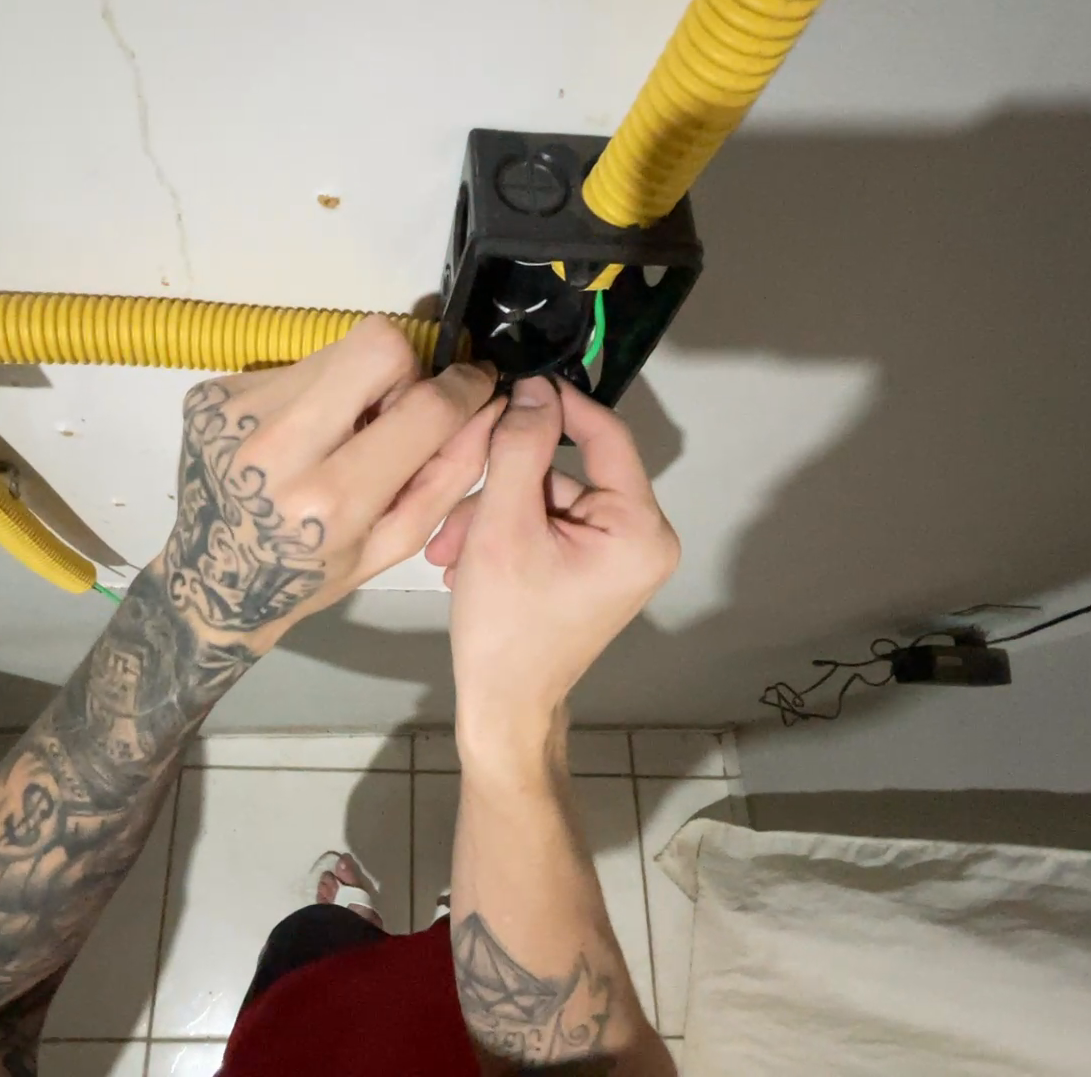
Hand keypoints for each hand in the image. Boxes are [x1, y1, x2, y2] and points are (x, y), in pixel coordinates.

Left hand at [160, 317, 501, 647]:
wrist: (209, 584)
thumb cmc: (310, 578)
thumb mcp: (392, 545)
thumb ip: (450, 473)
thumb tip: (488, 406)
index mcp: (329, 501)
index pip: (423, 408)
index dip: (464, 388)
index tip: (475, 384)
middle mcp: (276, 447)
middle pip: (378, 343)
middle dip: (407, 369)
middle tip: (395, 410)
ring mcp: (235, 412)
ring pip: (336, 347)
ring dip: (357, 383)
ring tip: (341, 432)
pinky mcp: (210, 393)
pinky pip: (295, 365)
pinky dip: (315, 393)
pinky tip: (301, 435)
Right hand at [426, 377, 678, 752]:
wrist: (502, 708)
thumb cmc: (505, 624)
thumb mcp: (502, 526)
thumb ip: (519, 448)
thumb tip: (533, 387)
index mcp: (639, 528)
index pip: (606, 436)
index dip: (558, 404)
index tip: (511, 383)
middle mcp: (643, 538)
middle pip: (564, 475)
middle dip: (499, 487)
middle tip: (450, 506)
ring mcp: (618, 557)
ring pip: (546, 502)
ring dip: (490, 516)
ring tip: (447, 551)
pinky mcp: (593, 570)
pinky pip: (547, 529)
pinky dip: (503, 536)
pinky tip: (464, 560)